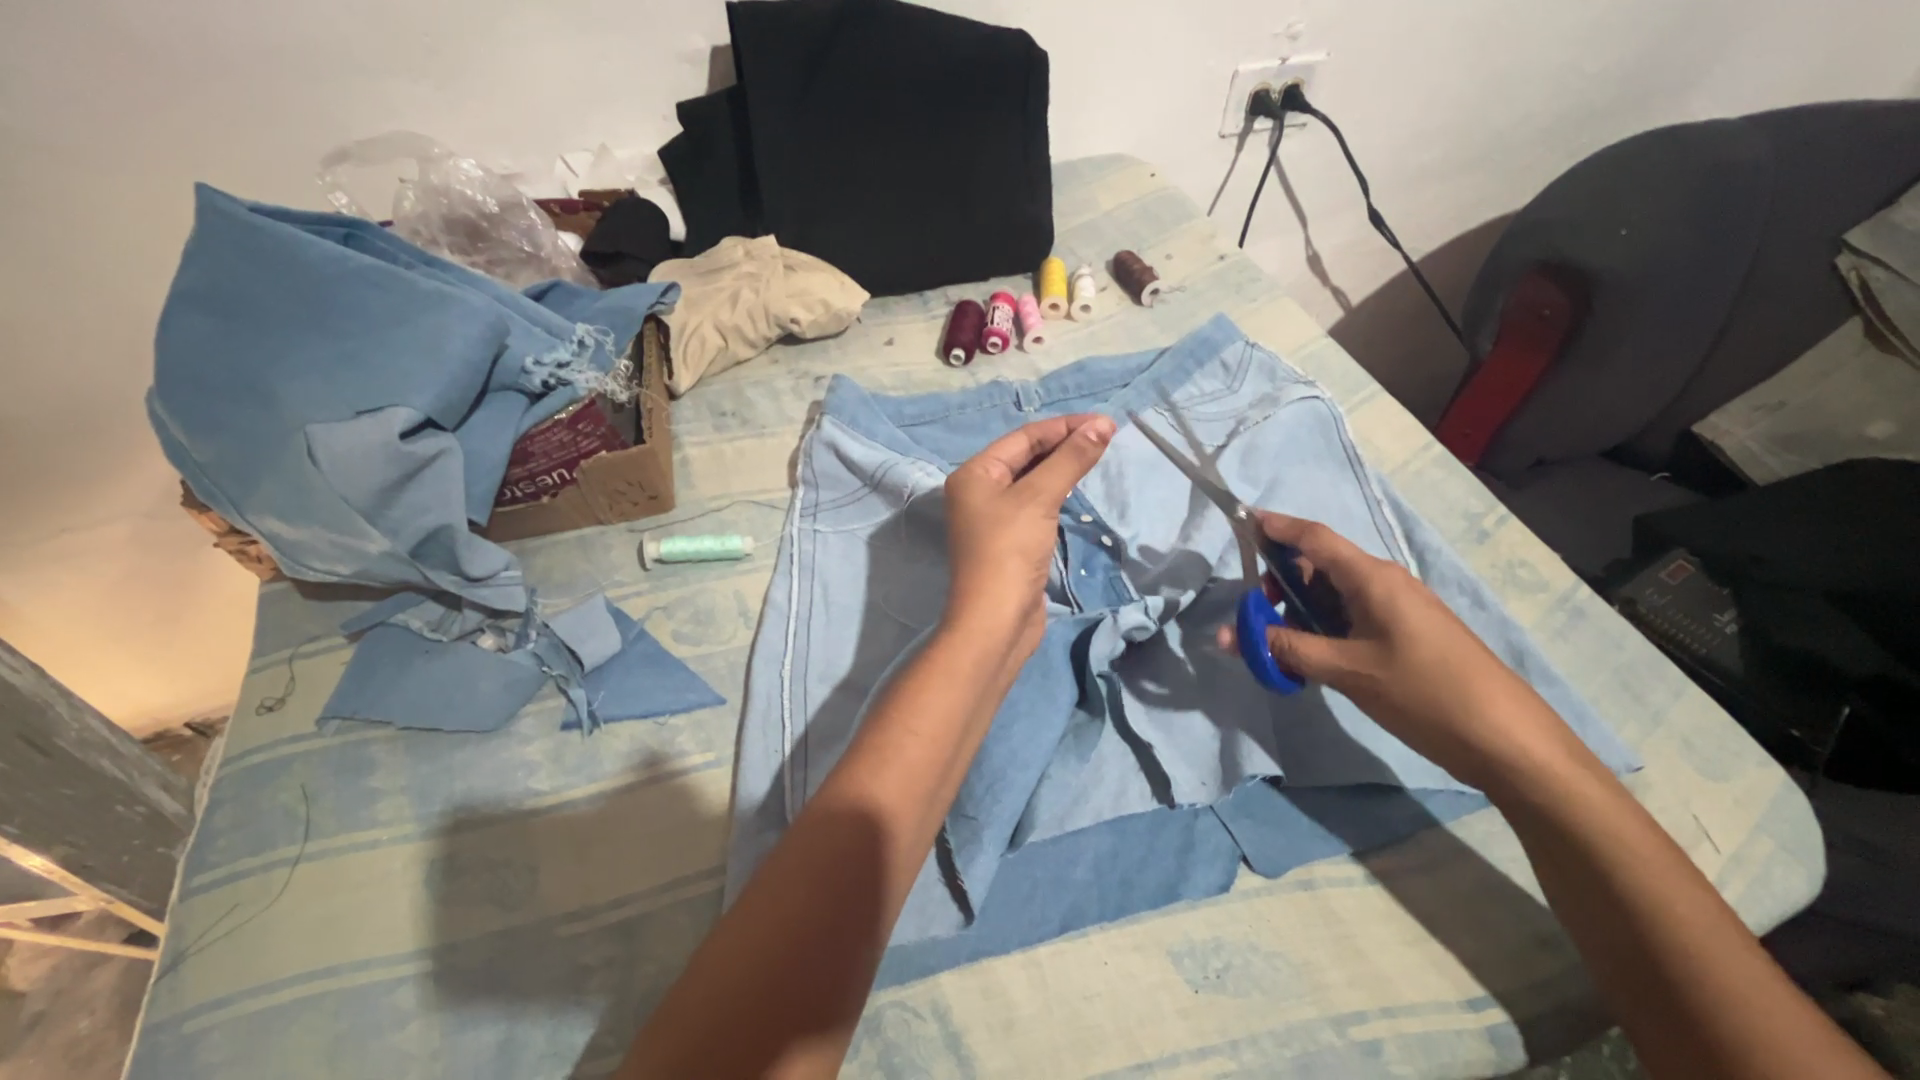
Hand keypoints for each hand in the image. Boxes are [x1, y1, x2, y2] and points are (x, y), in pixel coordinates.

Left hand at [942, 413, 1114, 658]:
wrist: (997, 620)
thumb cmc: (1010, 551)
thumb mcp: (1040, 498)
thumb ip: (1070, 459)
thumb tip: (1102, 425)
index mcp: (974, 474)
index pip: (1023, 437)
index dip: (1064, 427)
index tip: (1105, 423)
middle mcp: (978, 491)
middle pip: (1025, 456)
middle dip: (1064, 445)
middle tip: (1106, 437)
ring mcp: (992, 518)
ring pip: (1032, 481)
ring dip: (1062, 468)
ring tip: (1097, 456)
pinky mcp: (1009, 541)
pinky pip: (1035, 505)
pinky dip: (1056, 493)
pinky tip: (1077, 489)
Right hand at [1220, 512, 1589, 792]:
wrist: (1504, 737)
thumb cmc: (1424, 692)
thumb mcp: (1347, 671)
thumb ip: (1285, 649)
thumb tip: (1227, 636)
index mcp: (1371, 578)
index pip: (1314, 537)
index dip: (1276, 527)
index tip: (1239, 523)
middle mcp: (1383, 583)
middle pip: (1319, 566)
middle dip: (1280, 582)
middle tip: (1253, 616)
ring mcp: (1397, 609)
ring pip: (1334, 595)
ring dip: (1300, 612)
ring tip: (1278, 646)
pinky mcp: (1404, 634)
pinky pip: (1351, 617)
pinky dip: (1323, 629)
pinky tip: (1310, 659)